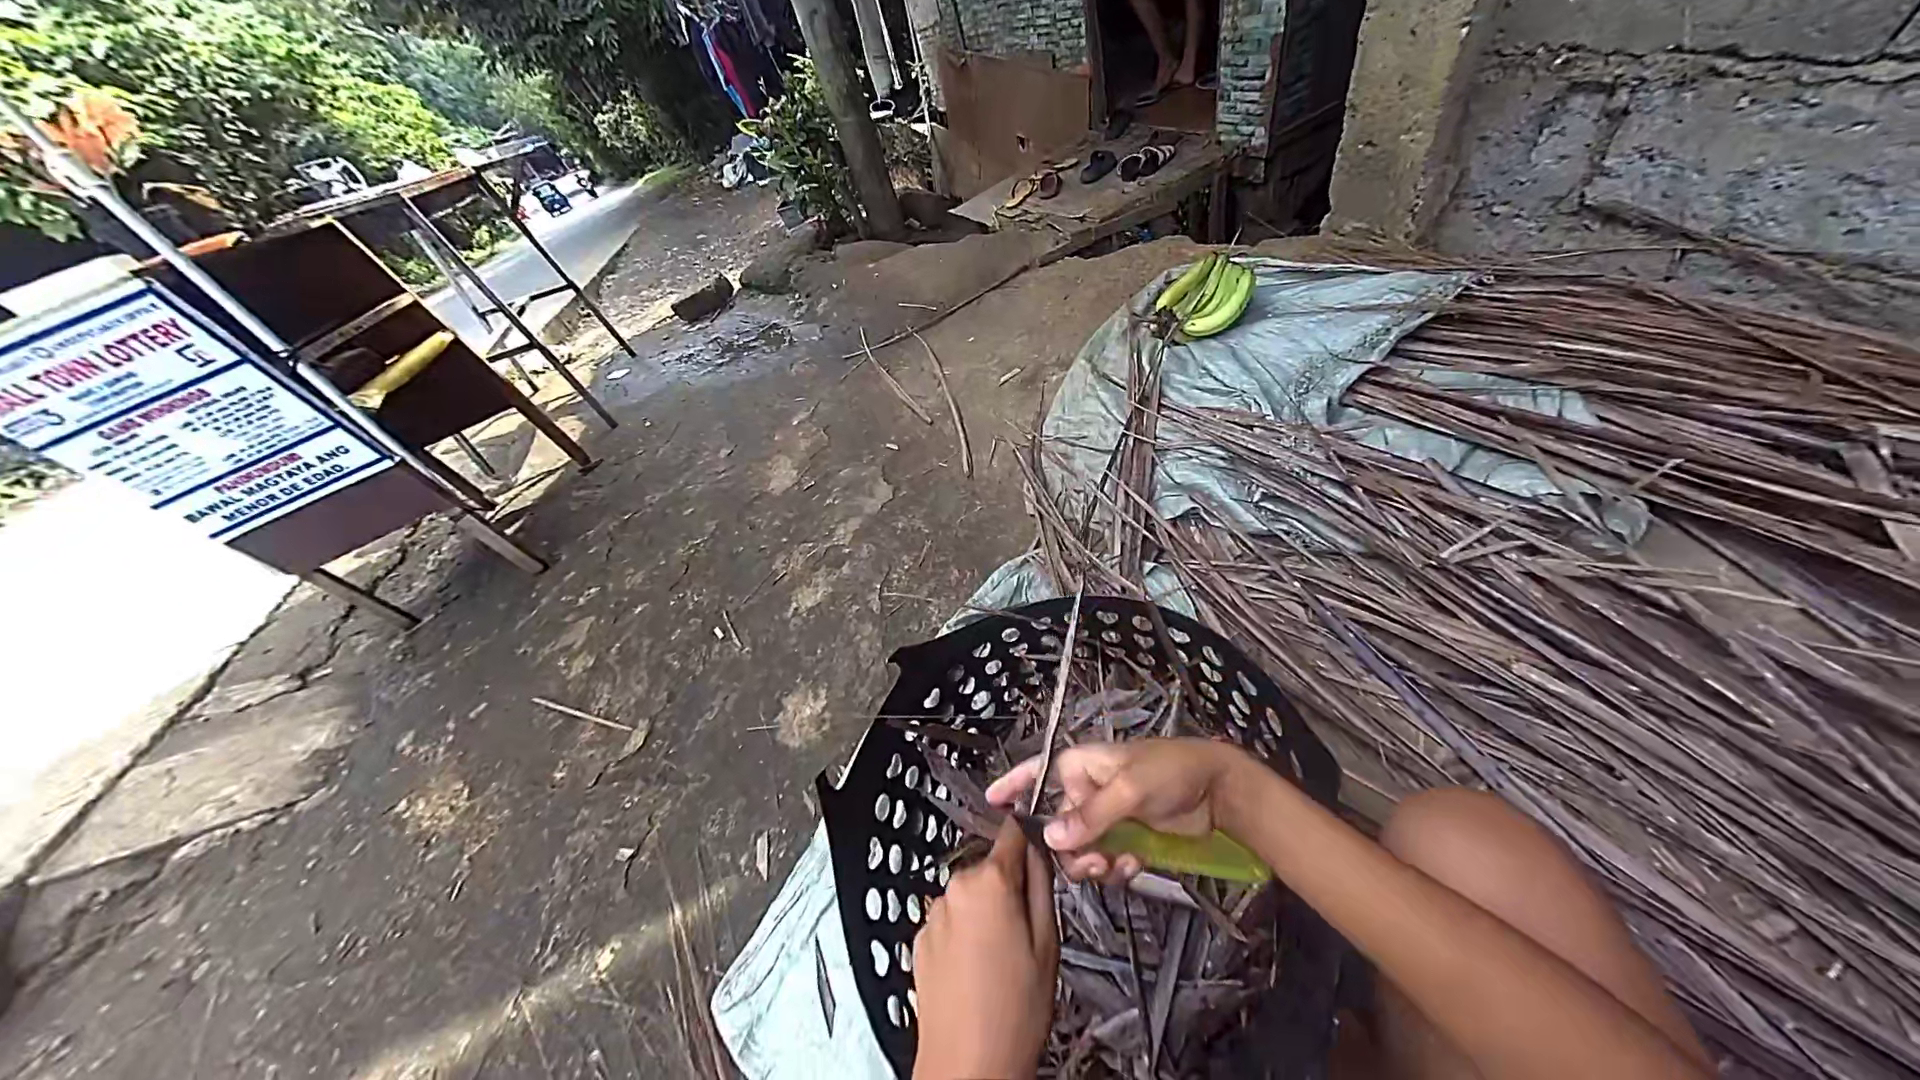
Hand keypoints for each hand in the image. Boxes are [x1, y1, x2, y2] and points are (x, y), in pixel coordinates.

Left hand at [912, 816, 1058, 1079]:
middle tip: (1026, 930)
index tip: (1039, 847)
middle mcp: (956, 888)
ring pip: (972, 896)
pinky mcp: (922, 938)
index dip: (1029, 839)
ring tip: (1002, 959)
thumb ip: (1042, 885)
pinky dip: (965, 934)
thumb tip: (1039, 852)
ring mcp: (935, 913)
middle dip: (1010, 888)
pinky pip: (952, 920)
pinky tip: (978, 970)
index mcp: (990, 882)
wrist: (966, 1067)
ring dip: (986, 913)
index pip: (1012, 832)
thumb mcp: (1048, 943)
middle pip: (991, 867)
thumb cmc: (1011, 1014)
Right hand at [985, 738, 1256, 883]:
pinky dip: (1114, 870)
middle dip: (1069, 849)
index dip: (1012, 785)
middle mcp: (1086, 791)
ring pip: (1078, 850)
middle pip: (1057, 826)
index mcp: (1080, 766)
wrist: (1219, 792)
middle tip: (1093, 863)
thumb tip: (1050, 837)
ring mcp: (1106, 818)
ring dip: (1093, 864)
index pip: (1037, 770)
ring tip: (1117, 866)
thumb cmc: (1171, 772)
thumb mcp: (1130, 789)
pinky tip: (1133, 865)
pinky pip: (1103, 861)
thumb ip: (1090, 815)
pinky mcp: (1124, 839)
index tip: (992, 801)